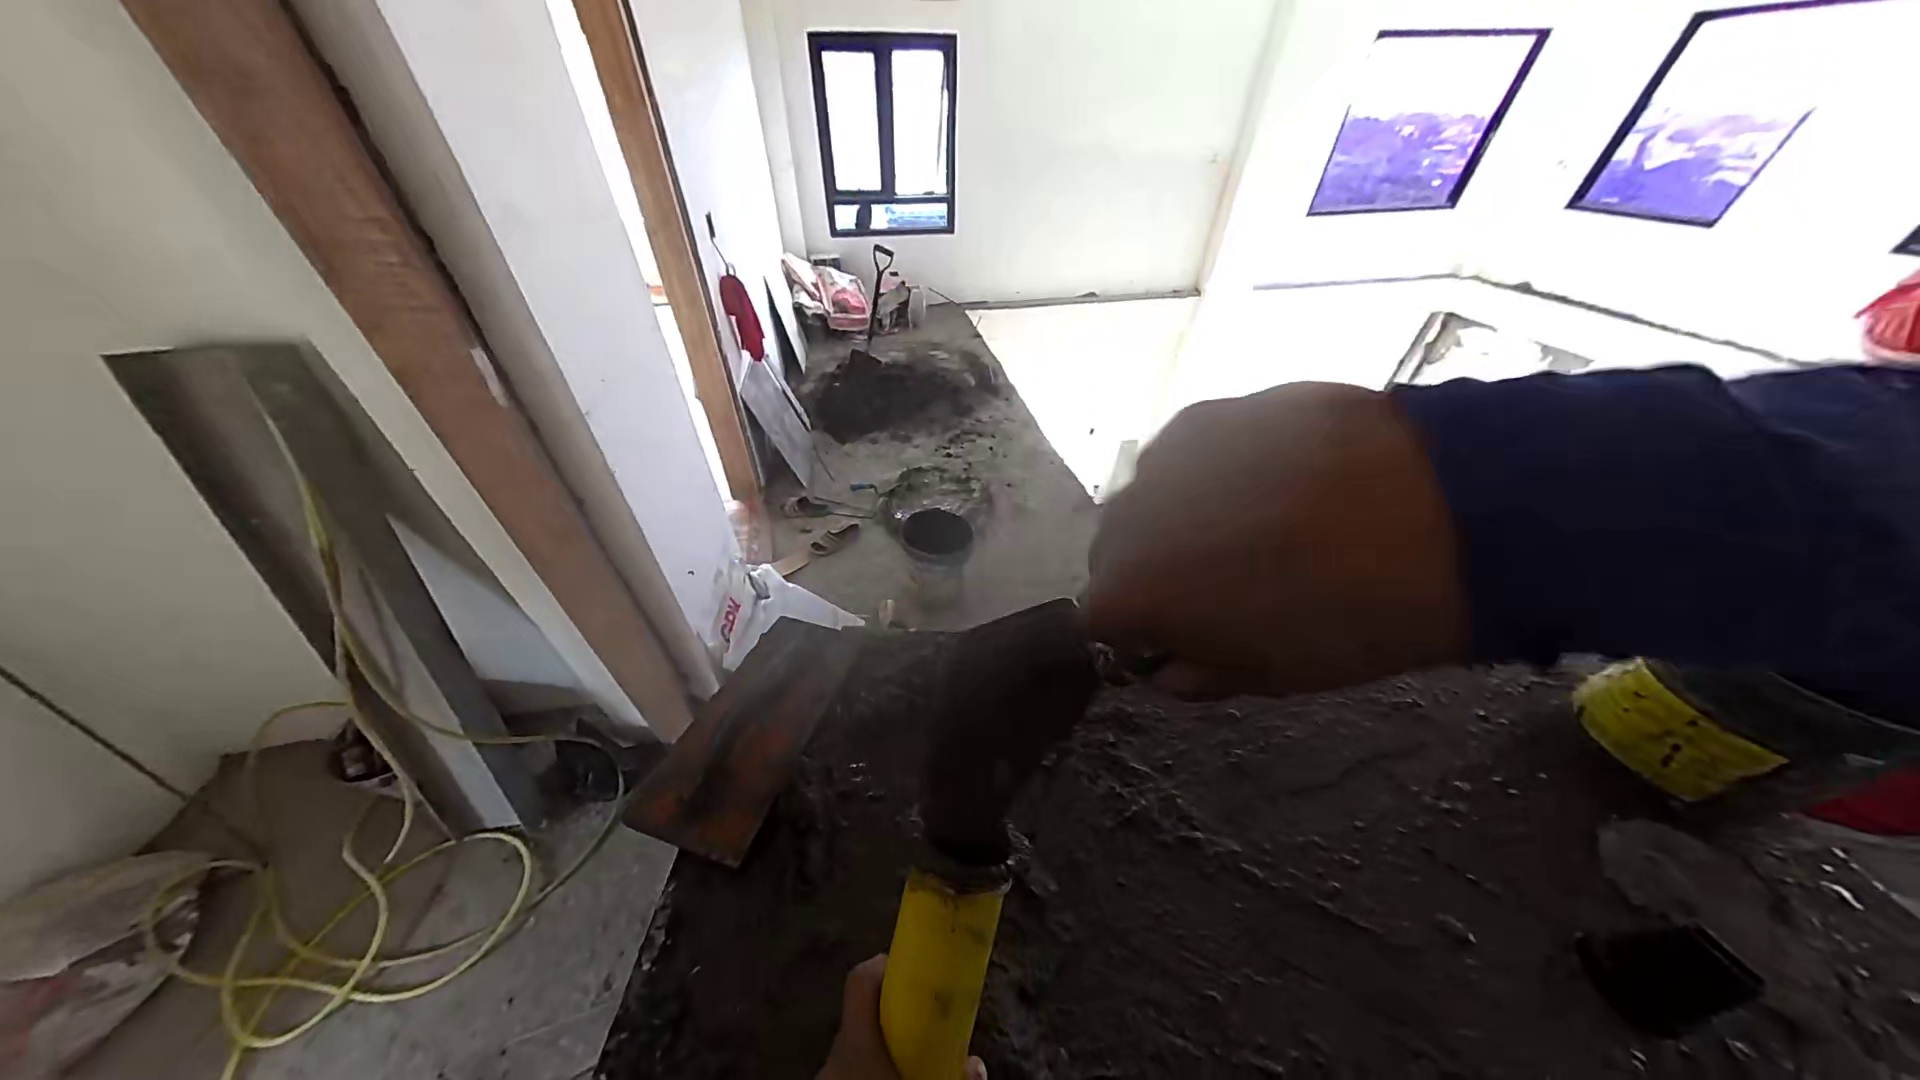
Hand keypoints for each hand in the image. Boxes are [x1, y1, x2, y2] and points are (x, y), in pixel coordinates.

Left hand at [817, 955, 986, 1079]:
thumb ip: (955, 1078)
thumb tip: (976, 1065)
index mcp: (855, 1045)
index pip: (860, 980)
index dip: (886, 967)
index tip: (915, 974)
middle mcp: (833, 1059)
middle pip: (862, 1016)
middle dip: (894, 1020)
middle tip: (927, 1032)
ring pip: (855, 1050)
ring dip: (883, 1052)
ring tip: (913, 1067)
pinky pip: (849, 1074)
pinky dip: (870, 1073)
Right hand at [1087, 383, 1467, 697]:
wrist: (1439, 508)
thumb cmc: (1345, 616)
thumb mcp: (1265, 675)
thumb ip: (1192, 673)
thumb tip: (1167, 662)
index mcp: (1126, 593)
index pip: (1098, 620)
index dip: (1139, 630)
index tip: (1185, 632)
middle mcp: (1121, 521)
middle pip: (1115, 554)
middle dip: (1151, 572)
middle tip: (1223, 579)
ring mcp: (1159, 461)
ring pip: (1148, 503)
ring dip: (1178, 520)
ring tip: (1254, 521)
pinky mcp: (1201, 416)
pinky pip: (1184, 459)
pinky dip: (1209, 475)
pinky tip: (1271, 479)